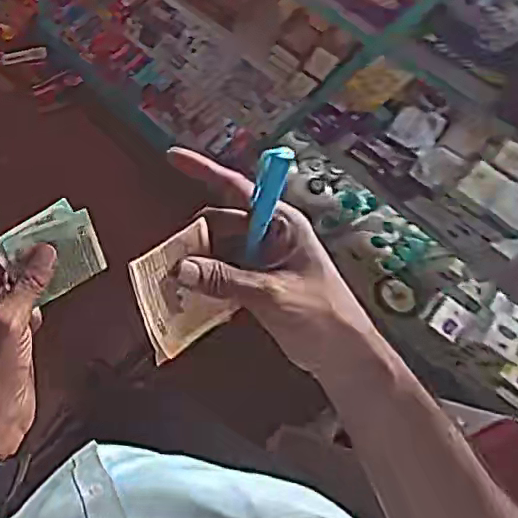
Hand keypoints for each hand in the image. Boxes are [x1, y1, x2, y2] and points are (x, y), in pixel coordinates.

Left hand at [0, 243, 53, 455]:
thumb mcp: (11, 322)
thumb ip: (28, 284)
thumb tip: (44, 253)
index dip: (22, 241)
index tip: (47, 229)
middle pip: (9, 266)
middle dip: (33, 256)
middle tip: (61, 241)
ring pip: (21, 283)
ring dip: (39, 276)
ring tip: (62, 262)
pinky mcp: (12, 330)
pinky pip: (28, 302)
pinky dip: (40, 298)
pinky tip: (52, 293)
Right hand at [166, 148, 386, 381]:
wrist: (348, 360)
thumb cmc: (324, 317)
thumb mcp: (272, 294)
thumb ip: (224, 279)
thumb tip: (180, 268)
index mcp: (280, 222)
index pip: (236, 187)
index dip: (203, 170)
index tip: (172, 157)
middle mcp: (268, 234)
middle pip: (219, 221)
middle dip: (193, 236)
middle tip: (169, 260)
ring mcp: (260, 258)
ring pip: (216, 248)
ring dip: (196, 262)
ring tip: (172, 281)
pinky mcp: (254, 281)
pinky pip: (220, 271)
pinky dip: (205, 280)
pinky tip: (189, 295)